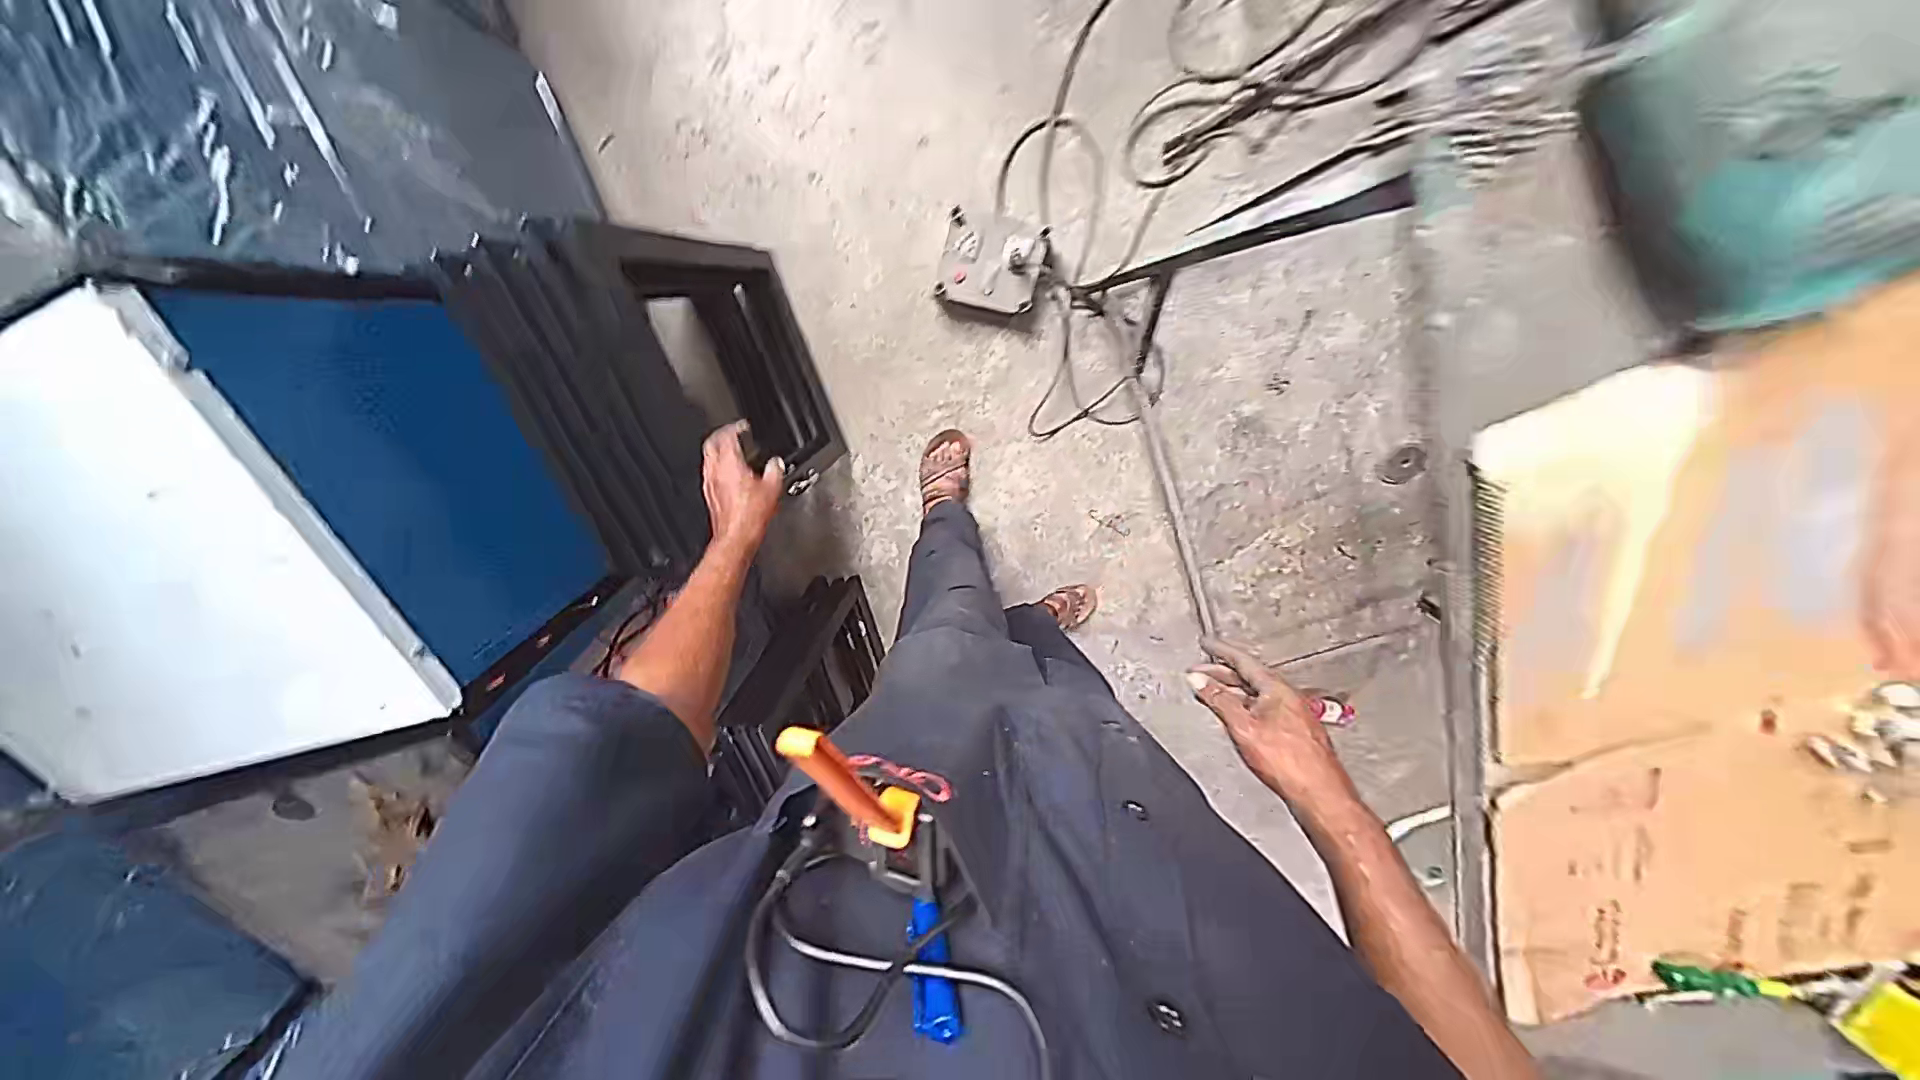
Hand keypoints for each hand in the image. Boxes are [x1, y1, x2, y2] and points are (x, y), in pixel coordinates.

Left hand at [701, 421, 784, 559]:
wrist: (736, 537)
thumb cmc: (750, 516)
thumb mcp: (772, 488)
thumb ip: (775, 470)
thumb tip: (776, 463)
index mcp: (729, 464)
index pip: (726, 436)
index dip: (734, 427)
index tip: (742, 426)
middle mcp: (715, 471)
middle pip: (711, 444)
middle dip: (721, 436)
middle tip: (731, 434)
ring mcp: (709, 483)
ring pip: (708, 459)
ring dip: (717, 451)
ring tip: (729, 451)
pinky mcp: (709, 496)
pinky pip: (709, 474)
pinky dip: (717, 468)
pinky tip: (727, 474)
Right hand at [1187, 637, 1357, 806]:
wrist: (1319, 794)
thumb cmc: (1289, 763)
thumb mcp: (1242, 726)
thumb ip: (1218, 700)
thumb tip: (1199, 681)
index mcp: (1277, 689)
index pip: (1243, 661)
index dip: (1221, 651)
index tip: (1207, 644)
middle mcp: (1289, 697)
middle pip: (1249, 677)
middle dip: (1221, 673)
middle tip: (1199, 671)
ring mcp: (1294, 714)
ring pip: (1257, 694)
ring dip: (1232, 691)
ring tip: (1212, 693)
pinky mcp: (1296, 731)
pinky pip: (1264, 708)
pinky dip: (1245, 705)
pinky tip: (1237, 716)